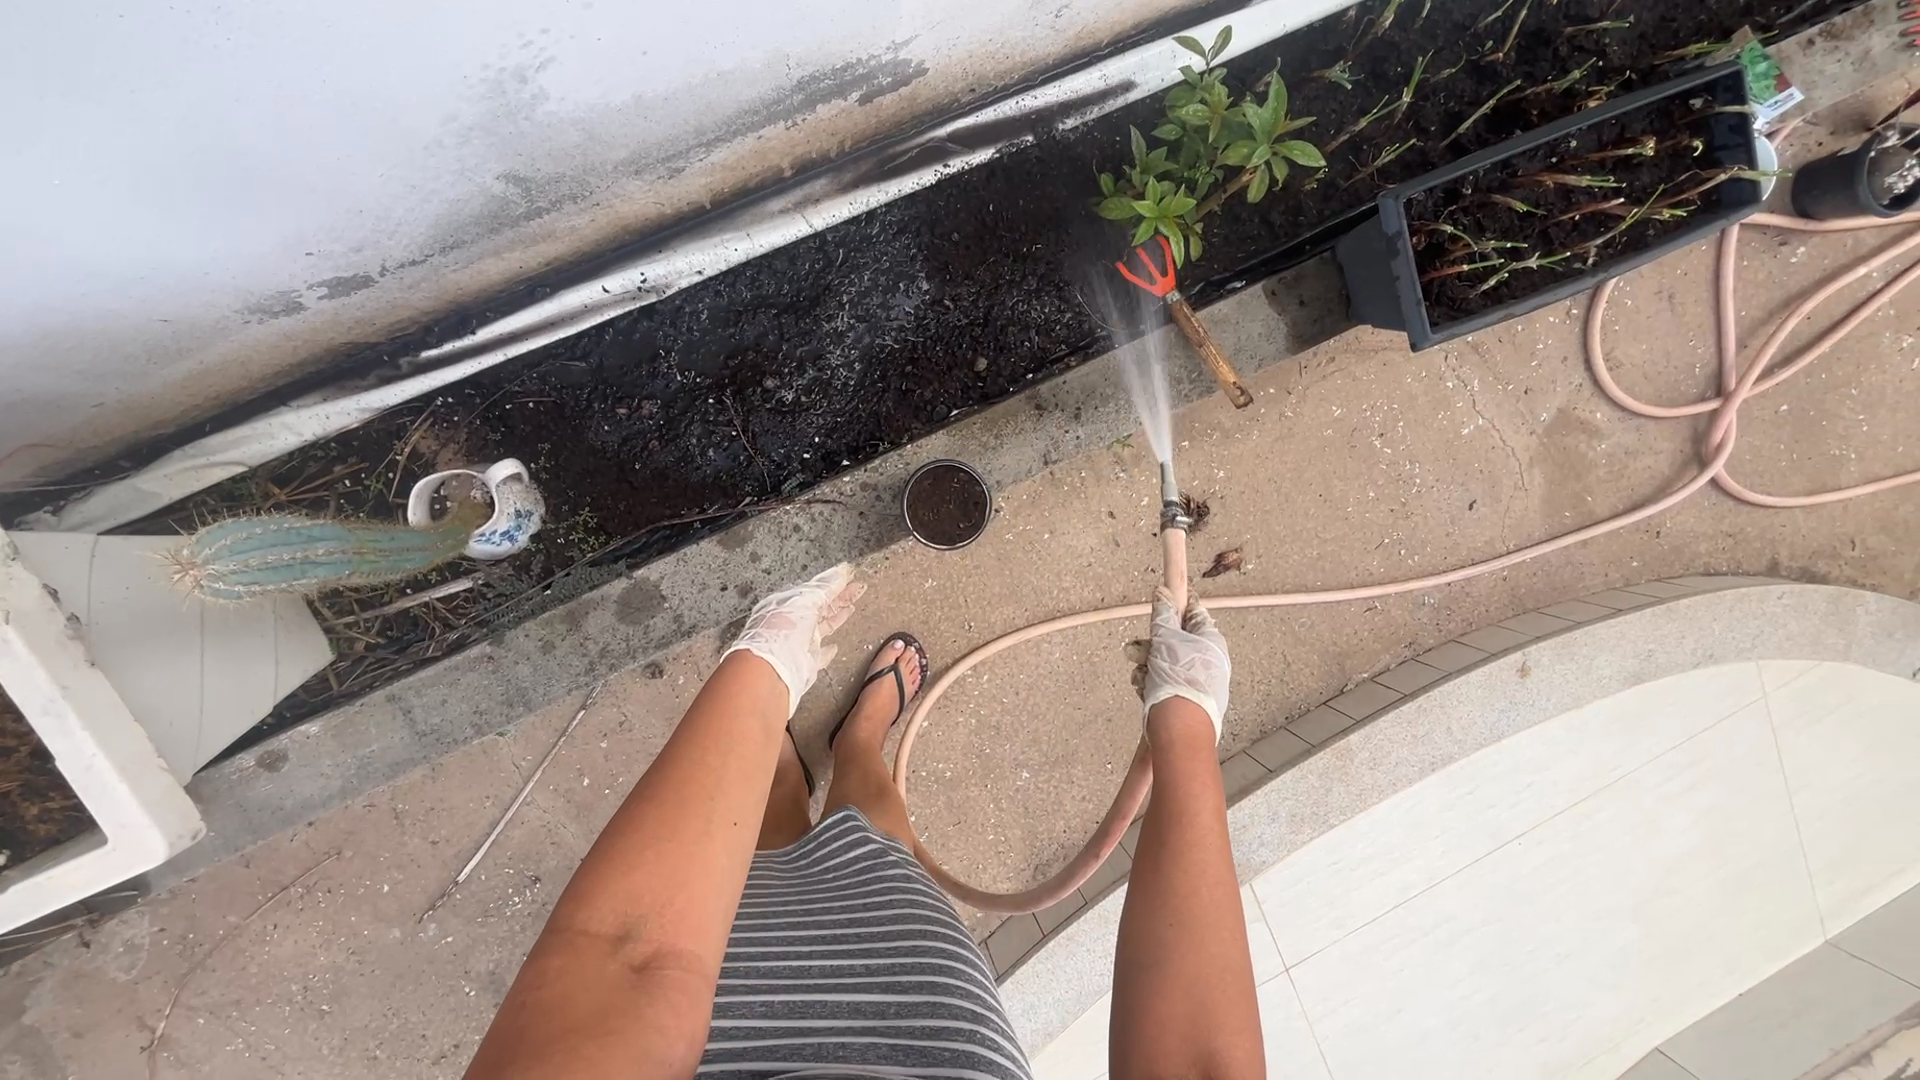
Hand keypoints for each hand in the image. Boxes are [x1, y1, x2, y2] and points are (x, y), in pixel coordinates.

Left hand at [722, 564, 864, 716]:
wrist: (772, 668)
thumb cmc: (781, 631)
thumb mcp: (805, 600)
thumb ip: (825, 587)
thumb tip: (842, 571)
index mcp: (791, 603)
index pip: (818, 589)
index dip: (836, 582)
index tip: (851, 574)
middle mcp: (795, 621)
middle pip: (823, 606)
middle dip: (842, 596)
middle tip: (859, 588)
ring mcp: (801, 642)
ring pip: (824, 626)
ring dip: (838, 617)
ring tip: (851, 608)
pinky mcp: (806, 662)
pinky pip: (820, 655)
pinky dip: (829, 651)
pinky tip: (834, 647)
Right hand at [1130, 588, 1230, 740]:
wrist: (1179, 727)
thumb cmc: (1181, 682)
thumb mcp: (1167, 638)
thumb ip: (1163, 614)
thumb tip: (1163, 593)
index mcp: (1210, 641)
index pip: (1193, 613)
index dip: (1174, 607)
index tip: (1160, 604)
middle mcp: (1205, 660)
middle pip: (1173, 639)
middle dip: (1152, 643)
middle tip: (1141, 648)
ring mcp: (1194, 680)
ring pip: (1163, 662)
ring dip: (1147, 664)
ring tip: (1142, 673)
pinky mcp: (1182, 697)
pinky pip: (1161, 682)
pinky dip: (1149, 683)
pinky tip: (1145, 688)